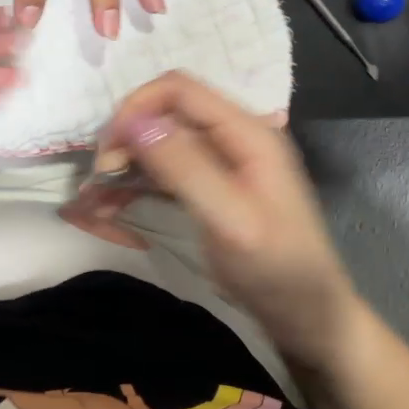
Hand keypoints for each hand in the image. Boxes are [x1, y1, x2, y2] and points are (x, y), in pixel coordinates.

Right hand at [97, 72, 360, 368]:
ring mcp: (223, 163)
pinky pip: (164, 171)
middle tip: (101, 180)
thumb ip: (184, 167)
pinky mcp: (212, 188)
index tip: (109, 151)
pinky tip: (113, 209)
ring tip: (98, 199)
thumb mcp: (230, 221)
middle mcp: (233, 137)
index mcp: (246, 132)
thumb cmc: (277, 271)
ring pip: (160, 142)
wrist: (310, 320)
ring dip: (126, 163)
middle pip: (165, 112)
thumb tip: (133, 121)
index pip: (178, 88)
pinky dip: (136, 184)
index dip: (136, 108)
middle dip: (127, 138)